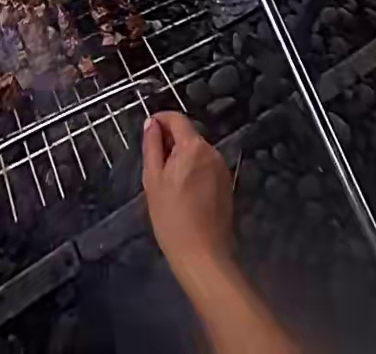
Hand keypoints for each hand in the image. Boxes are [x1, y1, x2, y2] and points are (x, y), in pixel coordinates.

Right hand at [142, 111, 233, 268]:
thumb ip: (152, 145)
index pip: (177, 118)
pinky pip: (206, 166)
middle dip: (170, 141)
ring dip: (182, 156)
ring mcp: (222, 168)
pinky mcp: (227, 184)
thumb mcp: (153, 179)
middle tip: (154, 163)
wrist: (203, 256)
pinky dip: (194, 169)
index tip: (148, 131)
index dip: (160, 119)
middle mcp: (212, 151)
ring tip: (168, 181)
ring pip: (197, 151)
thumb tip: (151, 123)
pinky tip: (184, 192)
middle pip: (188, 134)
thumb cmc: (172, 217)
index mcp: (193, 146)